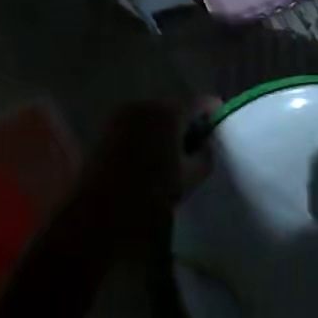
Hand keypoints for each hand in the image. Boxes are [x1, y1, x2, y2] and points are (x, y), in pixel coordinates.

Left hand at [80, 99, 217, 205]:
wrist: (98, 213)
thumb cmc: (150, 194)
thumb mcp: (190, 177)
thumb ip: (205, 155)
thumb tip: (205, 143)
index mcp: (168, 113)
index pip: (200, 104)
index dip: (213, 113)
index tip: (219, 124)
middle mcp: (143, 106)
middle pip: (175, 108)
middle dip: (188, 123)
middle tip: (199, 144)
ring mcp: (121, 116)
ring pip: (154, 117)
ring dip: (167, 129)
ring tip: (175, 153)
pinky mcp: (106, 129)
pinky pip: (137, 126)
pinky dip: (148, 135)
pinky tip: (153, 156)